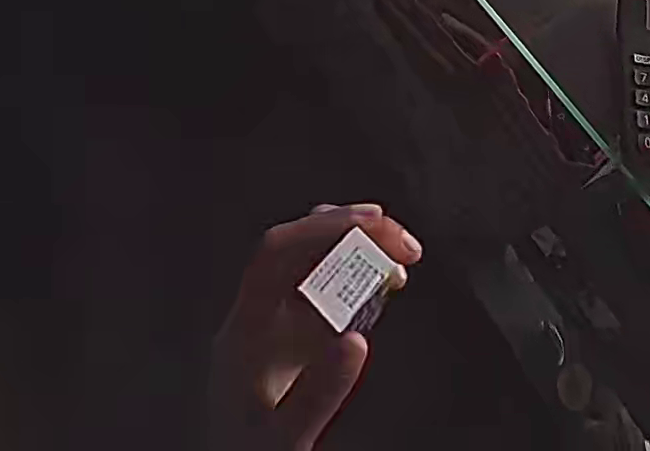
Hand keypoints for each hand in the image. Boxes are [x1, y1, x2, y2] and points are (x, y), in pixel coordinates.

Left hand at [211, 204, 421, 449]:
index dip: (324, 225)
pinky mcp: (300, 324)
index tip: (374, 221)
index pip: (278, 250)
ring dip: (364, 246)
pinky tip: (386, 280)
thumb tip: (357, 341)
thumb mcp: (283, 438)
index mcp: (246, 327)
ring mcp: (280, 314)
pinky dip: (363, 269)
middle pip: (306, 242)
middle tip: (404, 244)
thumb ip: (317, 393)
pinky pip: (331, 277)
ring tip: (401, 258)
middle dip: (358, 231)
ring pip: (319, 253)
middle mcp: (261, 310)